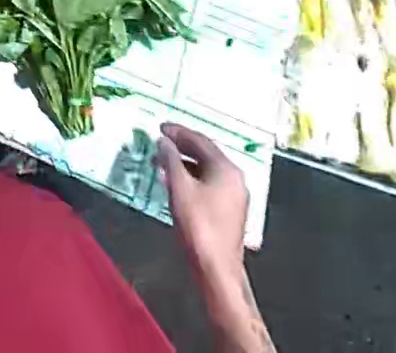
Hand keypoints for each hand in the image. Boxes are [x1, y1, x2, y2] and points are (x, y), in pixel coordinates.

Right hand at [157, 122, 248, 279]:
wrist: (216, 267)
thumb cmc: (198, 222)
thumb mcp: (179, 186)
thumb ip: (170, 158)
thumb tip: (163, 141)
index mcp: (226, 169)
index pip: (201, 141)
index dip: (178, 132)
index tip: (160, 127)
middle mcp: (234, 179)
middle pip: (206, 153)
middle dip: (181, 145)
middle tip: (160, 140)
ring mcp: (234, 195)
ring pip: (205, 168)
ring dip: (183, 161)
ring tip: (162, 160)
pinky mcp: (228, 210)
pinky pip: (207, 182)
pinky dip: (190, 176)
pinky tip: (174, 181)